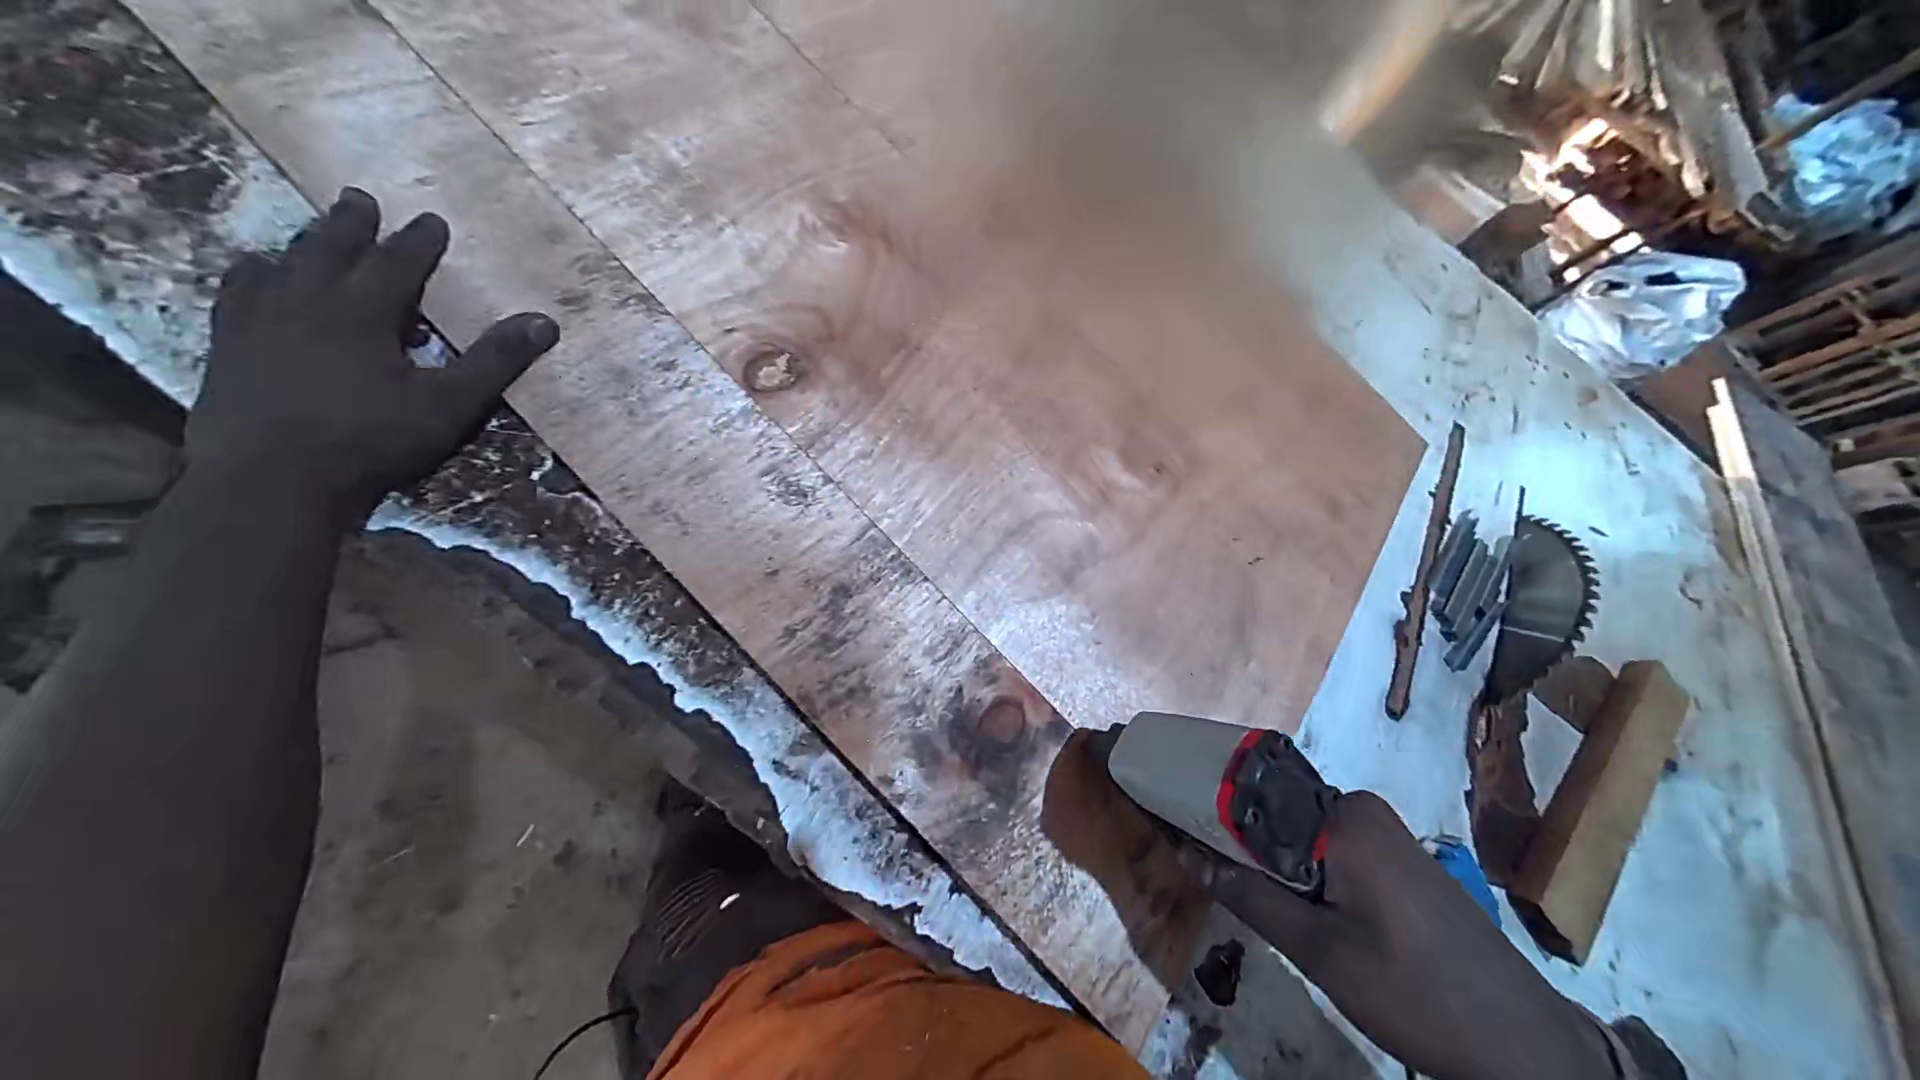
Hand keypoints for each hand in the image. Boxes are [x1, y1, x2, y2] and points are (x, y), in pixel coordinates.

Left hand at [187, 187, 559, 518]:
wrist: (272, 478)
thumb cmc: (373, 440)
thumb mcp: (451, 404)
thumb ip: (496, 361)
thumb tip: (544, 322)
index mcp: (360, 313)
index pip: (396, 264)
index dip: (419, 242)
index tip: (433, 221)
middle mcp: (304, 303)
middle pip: (329, 250)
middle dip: (351, 225)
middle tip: (360, 198)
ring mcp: (257, 323)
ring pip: (279, 266)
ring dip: (301, 247)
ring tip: (308, 238)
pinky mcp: (227, 348)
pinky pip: (236, 296)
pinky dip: (250, 278)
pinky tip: (254, 281)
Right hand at [1207, 792, 1615, 1079]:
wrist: (1528, 1050)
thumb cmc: (1417, 994)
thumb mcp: (1322, 952)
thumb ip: (1250, 896)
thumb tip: (1184, 851)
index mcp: (1346, 817)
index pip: (1254, 800)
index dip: (1212, 818)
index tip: (1177, 834)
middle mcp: (1364, 809)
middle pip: (1276, 815)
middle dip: (1242, 845)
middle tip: (1215, 880)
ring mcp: (1385, 834)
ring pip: (1300, 835)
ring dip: (1272, 863)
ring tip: (1251, 899)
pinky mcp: (1396, 859)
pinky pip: (1329, 849)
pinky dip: (1303, 871)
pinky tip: (1298, 908)